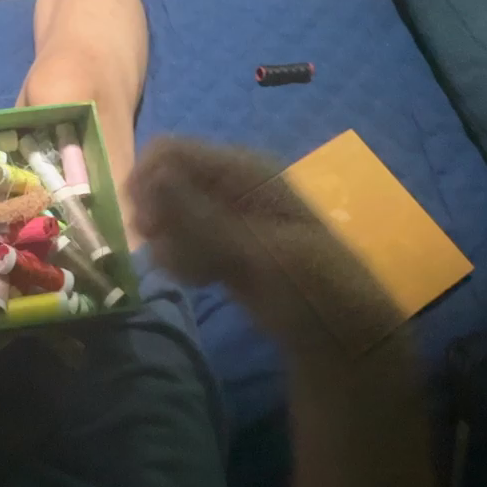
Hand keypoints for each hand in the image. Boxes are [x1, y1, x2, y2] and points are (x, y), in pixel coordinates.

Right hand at [128, 137, 399, 362]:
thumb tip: (151, 179)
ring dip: (168, 247)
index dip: (147, 181)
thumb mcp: (260, 251)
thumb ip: (202, 218)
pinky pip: (172, 242)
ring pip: (161, 217)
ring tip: (199, 273)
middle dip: (158, 221)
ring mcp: (217, 215)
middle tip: (174, 254)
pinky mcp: (212, 243)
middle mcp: (224, 185)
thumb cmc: (313, 287)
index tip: (146, 225)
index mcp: (242, 170)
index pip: (169, 152)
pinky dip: (177, 261)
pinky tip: (202, 280)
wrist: (340, 334)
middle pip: (158, 185)